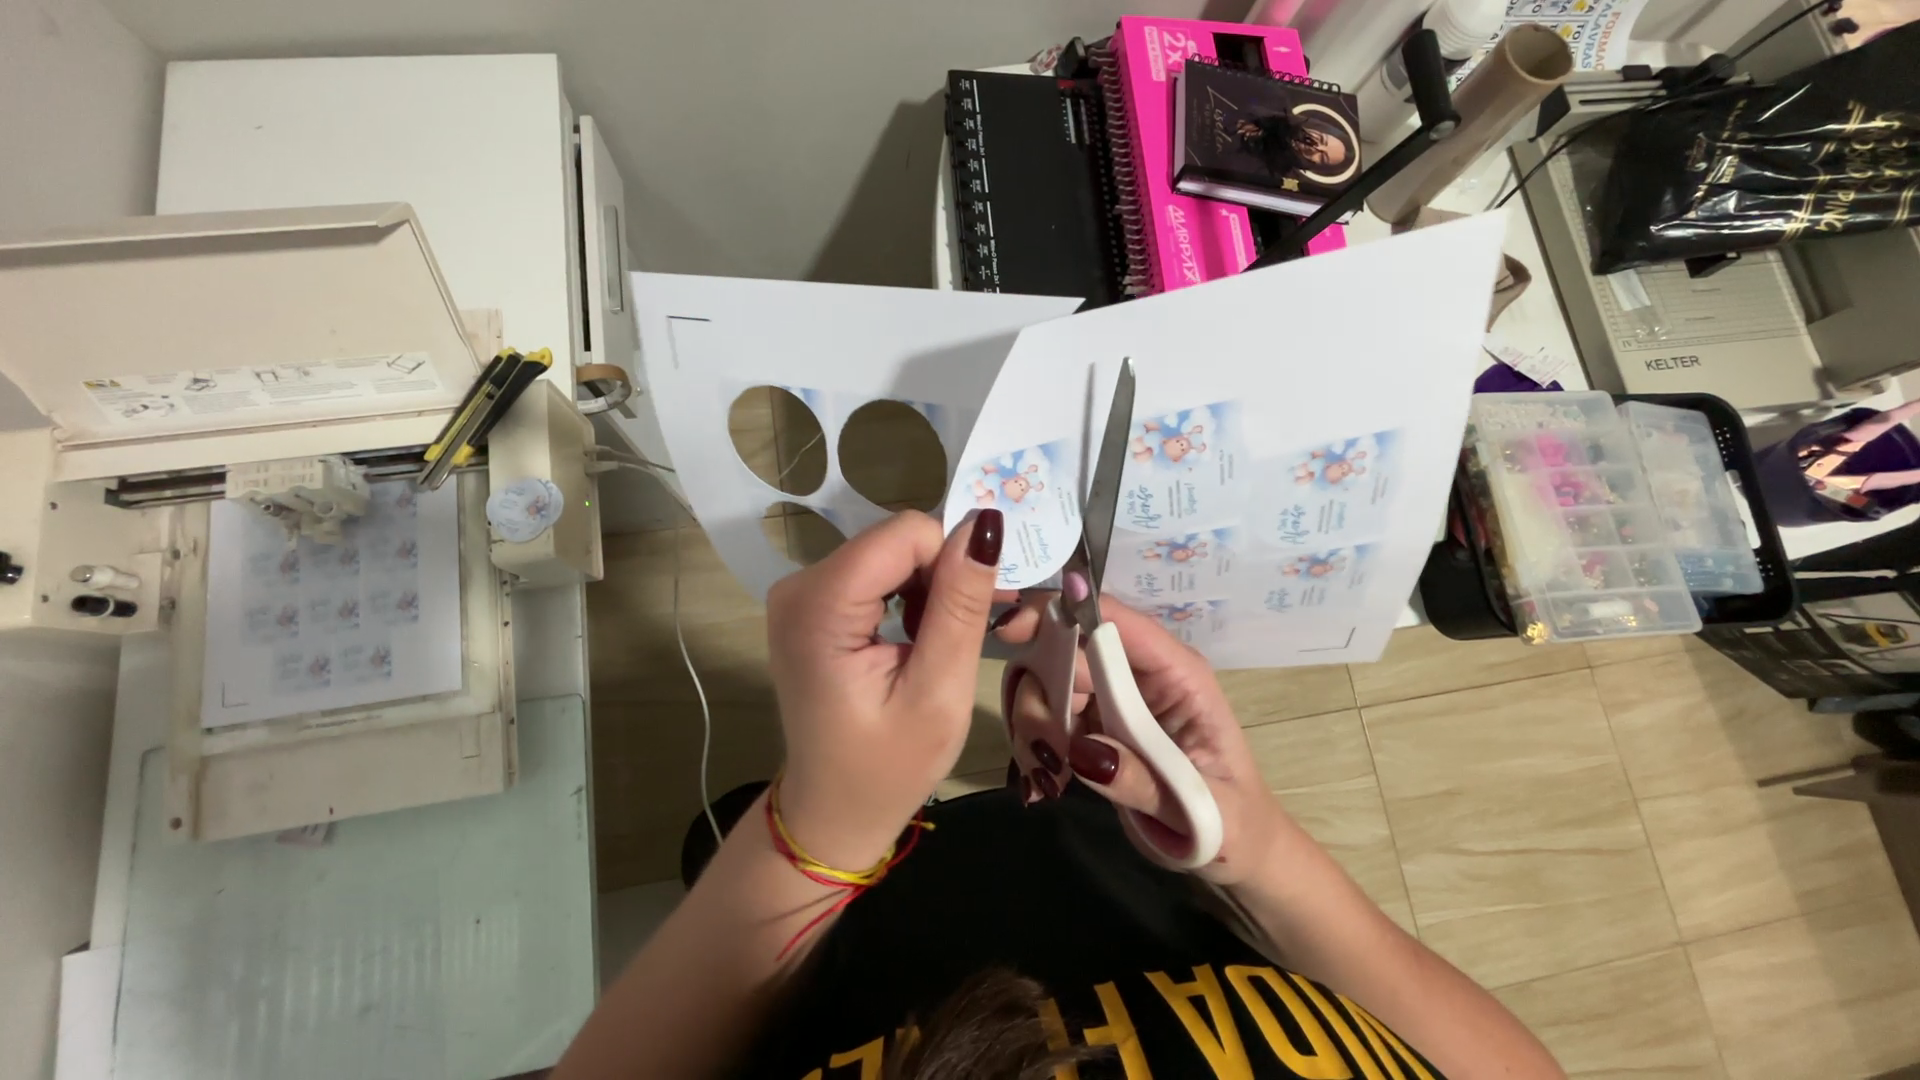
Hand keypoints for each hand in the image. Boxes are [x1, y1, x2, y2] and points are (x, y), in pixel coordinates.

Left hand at [766, 509, 1005, 869]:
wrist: (833, 810)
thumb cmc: (888, 767)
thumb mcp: (939, 692)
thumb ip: (960, 605)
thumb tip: (984, 524)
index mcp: (819, 607)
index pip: (905, 534)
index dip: (953, 561)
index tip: (980, 609)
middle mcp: (798, 585)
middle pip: (895, 540)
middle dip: (942, 573)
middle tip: (971, 629)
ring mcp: (800, 593)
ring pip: (889, 551)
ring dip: (928, 585)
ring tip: (940, 642)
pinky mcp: (810, 603)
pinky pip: (874, 571)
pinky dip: (907, 593)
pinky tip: (917, 636)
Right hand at [997, 599, 1284, 884]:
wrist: (1233, 851)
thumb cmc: (1234, 825)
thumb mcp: (1202, 812)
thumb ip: (1142, 782)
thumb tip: (1081, 750)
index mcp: (1178, 675)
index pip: (1115, 622)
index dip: (1063, 614)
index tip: (1010, 631)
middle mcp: (1140, 675)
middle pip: (1066, 651)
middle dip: (1038, 693)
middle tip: (1043, 753)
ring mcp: (1114, 698)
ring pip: (1047, 683)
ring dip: (1033, 726)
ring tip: (1050, 777)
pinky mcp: (1094, 723)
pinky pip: (1046, 715)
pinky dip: (1034, 745)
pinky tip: (1048, 782)